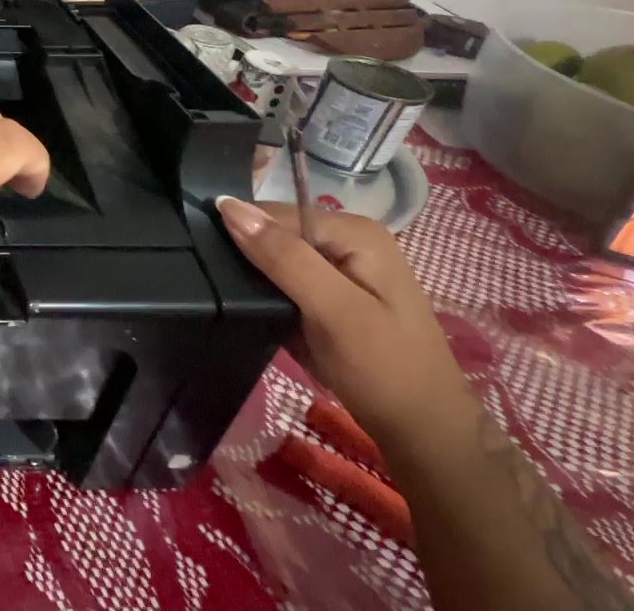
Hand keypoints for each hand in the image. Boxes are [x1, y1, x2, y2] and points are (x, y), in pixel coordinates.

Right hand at [215, 197, 472, 442]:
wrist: (419, 427)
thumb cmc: (382, 368)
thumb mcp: (332, 310)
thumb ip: (283, 256)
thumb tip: (228, 206)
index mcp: (355, 232)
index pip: (273, 213)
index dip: (241, 234)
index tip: (214, 264)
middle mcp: (349, 239)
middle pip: (274, 231)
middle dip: (248, 256)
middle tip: (230, 291)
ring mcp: (340, 266)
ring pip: (273, 255)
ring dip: (253, 277)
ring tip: (238, 300)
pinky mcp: (329, 291)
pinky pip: (282, 277)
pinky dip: (267, 293)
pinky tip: (261, 310)